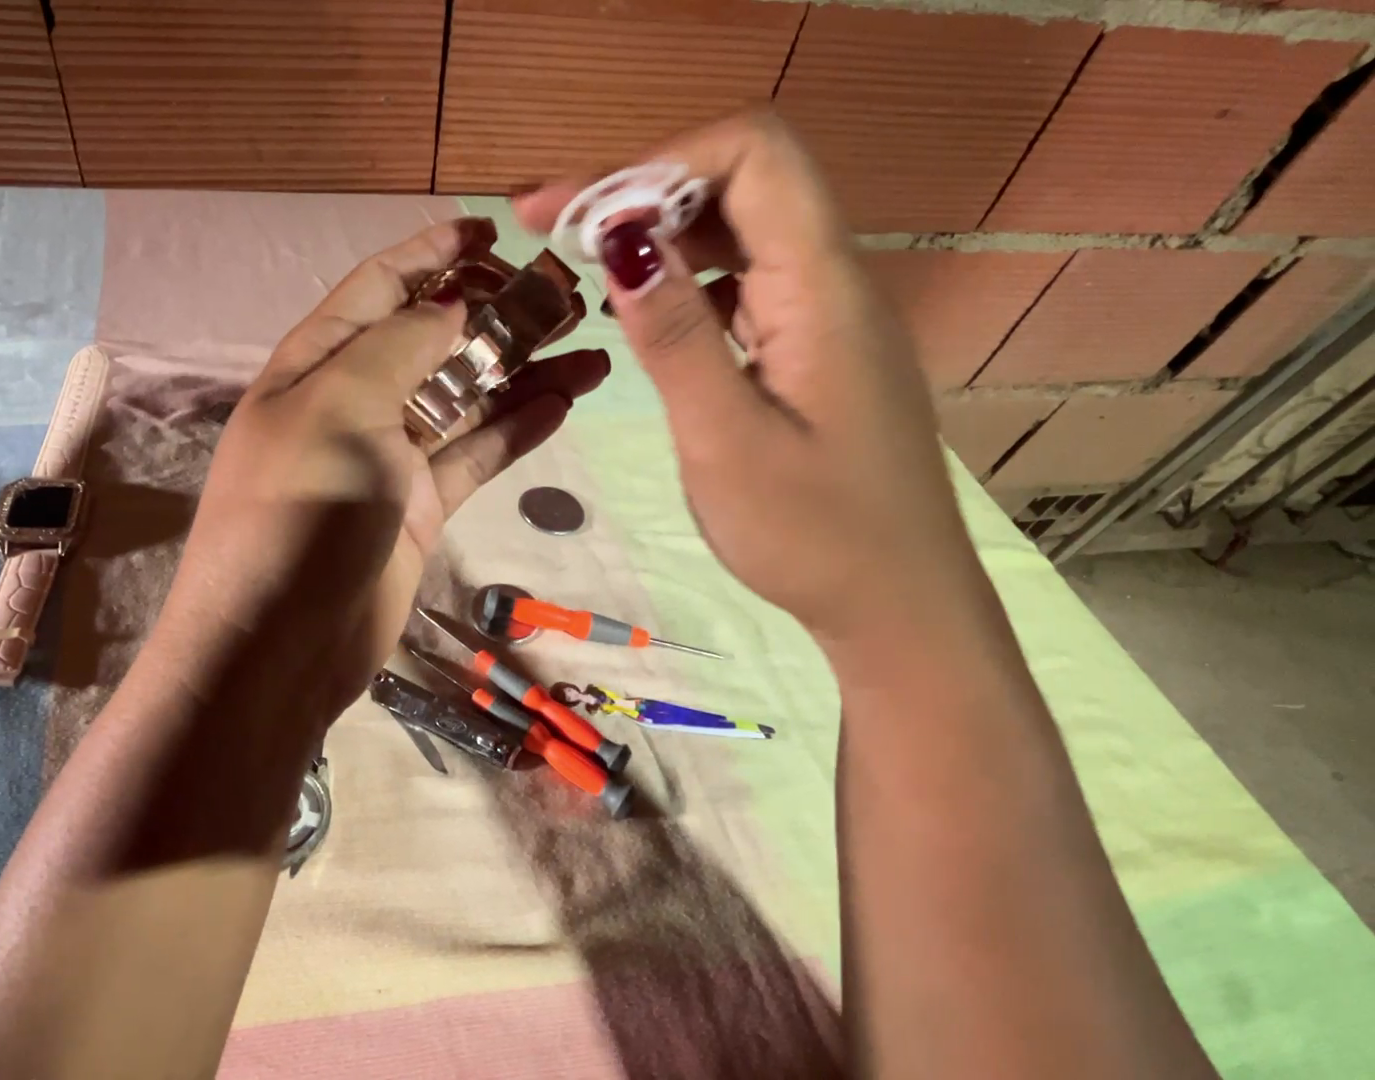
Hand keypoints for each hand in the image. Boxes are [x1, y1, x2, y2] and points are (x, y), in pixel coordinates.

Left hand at [148, 218, 609, 704]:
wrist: (280, 645)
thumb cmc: (298, 511)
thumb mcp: (337, 407)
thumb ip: (399, 346)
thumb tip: (453, 305)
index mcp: (315, 364)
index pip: (378, 288)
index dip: (431, 252)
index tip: (492, 230)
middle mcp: (352, 403)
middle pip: (433, 340)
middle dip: (494, 313)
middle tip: (566, 293)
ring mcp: (390, 459)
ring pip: (466, 399)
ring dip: (522, 371)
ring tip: (591, 344)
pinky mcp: (421, 509)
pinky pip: (477, 455)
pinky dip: (518, 428)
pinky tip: (566, 400)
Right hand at [513, 113, 984, 643]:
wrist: (897, 604)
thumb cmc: (812, 535)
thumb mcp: (725, 440)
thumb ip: (674, 335)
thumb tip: (620, 238)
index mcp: (821, 289)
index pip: (754, 154)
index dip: (658, 162)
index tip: (576, 213)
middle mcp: (832, 282)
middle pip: (742, 183)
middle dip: (640, 190)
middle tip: (546, 224)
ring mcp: (824, 317)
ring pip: (739, 234)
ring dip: (657, 234)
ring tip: (577, 265)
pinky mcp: (812, 351)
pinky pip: (744, 285)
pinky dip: (683, 282)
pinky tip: (641, 317)